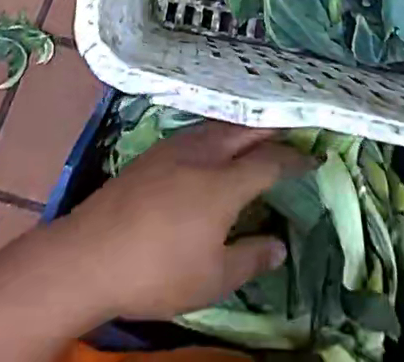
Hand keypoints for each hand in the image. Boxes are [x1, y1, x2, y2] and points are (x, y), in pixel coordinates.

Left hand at [53, 122, 309, 319]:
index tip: (315, 159)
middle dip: (273, 131)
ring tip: (257, 137)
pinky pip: (197, 131)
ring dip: (244, 128)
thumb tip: (279, 243)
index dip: (296, 159)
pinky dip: (218, 133)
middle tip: (292, 136)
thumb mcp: (212, 278)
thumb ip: (251, 257)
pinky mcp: (153, 152)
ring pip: (219, 126)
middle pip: (246, 130)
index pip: (270, 161)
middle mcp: (203, 154)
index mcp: (224, 182)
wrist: (88, 255)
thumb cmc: (156, 271)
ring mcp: (174, 148)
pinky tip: (214, 147)